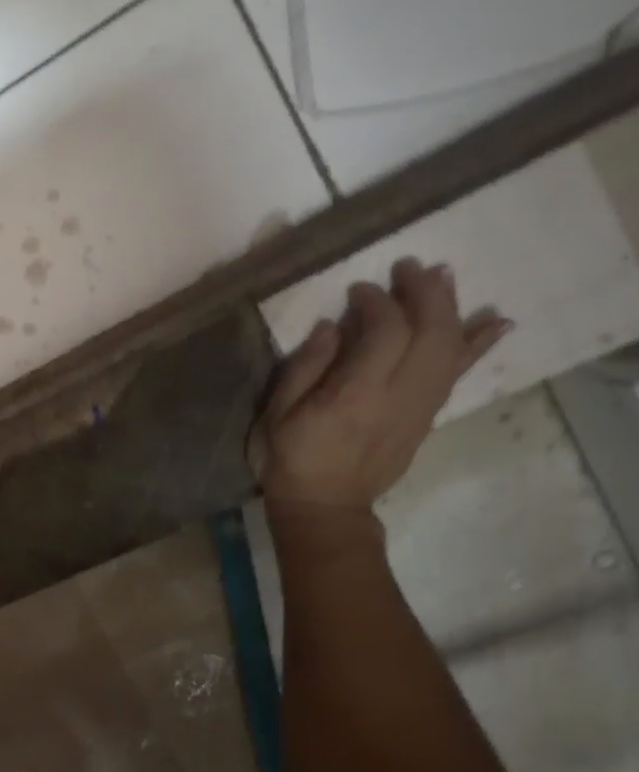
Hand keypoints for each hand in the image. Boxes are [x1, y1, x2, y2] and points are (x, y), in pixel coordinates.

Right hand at [251, 258, 511, 511]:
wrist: (324, 504)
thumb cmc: (287, 458)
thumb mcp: (276, 414)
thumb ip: (303, 369)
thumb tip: (329, 327)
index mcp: (355, 394)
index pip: (384, 334)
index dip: (377, 303)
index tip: (359, 288)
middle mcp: (399, 395)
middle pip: (428, 333)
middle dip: (423, 295)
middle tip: (409, 267)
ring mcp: (420, 405)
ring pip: (449, 347)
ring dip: (449, 308)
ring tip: (443, 277)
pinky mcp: (428, 413)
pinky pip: (458, 371)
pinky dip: (478, 344)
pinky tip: (494, 321)